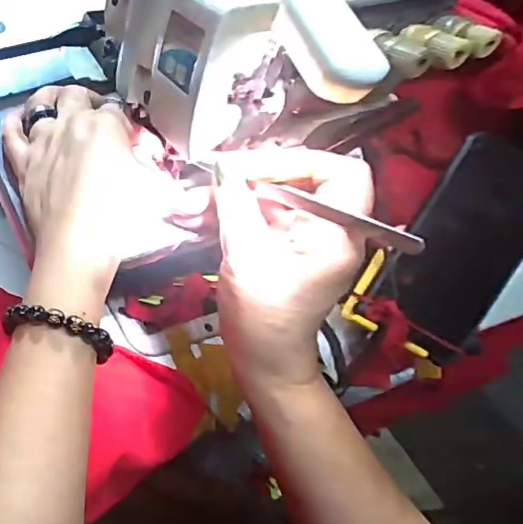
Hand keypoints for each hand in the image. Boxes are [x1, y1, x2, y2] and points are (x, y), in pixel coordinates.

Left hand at [1, 86, 160, 314]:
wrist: (77, 244)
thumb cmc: (117, 218)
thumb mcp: (153, 187)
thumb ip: (154, 168)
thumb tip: (166, 169)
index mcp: (106, 125)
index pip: (115, 108)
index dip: (120, 117)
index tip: (122, 130)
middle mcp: (71, 125)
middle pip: (75, 95)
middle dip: (85, 98)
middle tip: (91, 111)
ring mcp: (42, 142)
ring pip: (40, 105)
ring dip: (49, 100)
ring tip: (55, 102)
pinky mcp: (22, 162)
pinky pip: (11, 133)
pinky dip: (13, 122)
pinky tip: (16, 118)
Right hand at [214, 147, 372, 396]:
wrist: (263, 361)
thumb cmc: (265, 318)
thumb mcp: (247, 256)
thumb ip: (236, 206)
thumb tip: (223, 168)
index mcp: (336, 231)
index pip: (337, 170)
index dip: (294, 161)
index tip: (249, 169)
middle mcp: (324, 228)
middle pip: (291, 181)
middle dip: (243, 179)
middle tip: (205, 183)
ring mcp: (299, 237)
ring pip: (264, 198)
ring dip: (223, 198)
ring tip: (185, 206)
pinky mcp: (275, 246)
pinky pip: (251, 216)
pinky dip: (222, 214)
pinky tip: (191, 217)